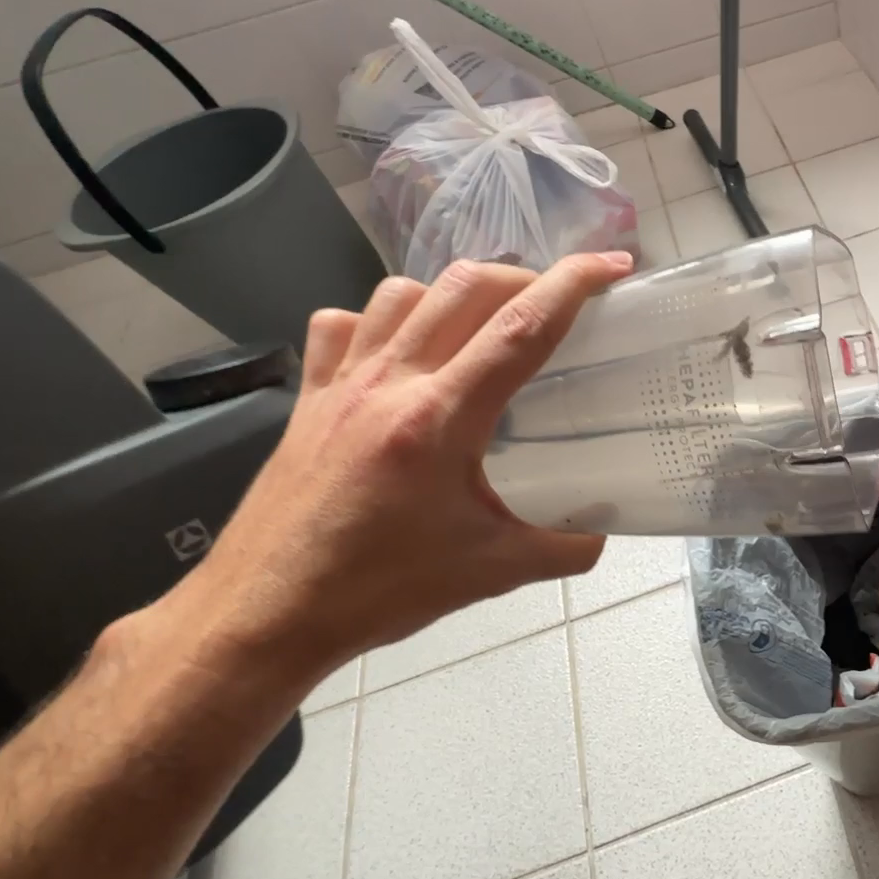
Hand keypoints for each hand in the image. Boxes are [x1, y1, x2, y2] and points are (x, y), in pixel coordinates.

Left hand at [177, 253, 633, 668]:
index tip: (614, 264)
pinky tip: (401, 352)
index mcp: (441, 419)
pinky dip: (383, 318)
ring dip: (455, 293)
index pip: (522, 328)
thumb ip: (564, 548)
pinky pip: (345, 324)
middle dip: (525, 278)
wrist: (265, 614)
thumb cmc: (380, 590)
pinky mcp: (310, 397)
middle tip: (558, 306)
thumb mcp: (492, 572)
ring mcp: (343, 383)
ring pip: (404, 291)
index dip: (574, 284)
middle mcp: (391, 382)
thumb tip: (602, 532)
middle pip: (466, 287)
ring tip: (483, 327)